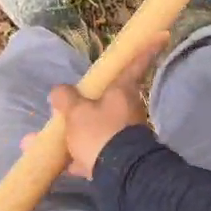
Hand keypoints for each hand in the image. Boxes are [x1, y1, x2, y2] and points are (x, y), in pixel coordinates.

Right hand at [29, 31, 167, 178]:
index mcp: (123, 90)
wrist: (120, 175)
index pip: (137, 63)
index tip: (164, 35)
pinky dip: (77, 156)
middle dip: (86, 104)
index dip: (148, 48)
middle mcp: (128, 108)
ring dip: (75, 132)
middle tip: (67, 107)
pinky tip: (57, 164)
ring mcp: (125, 132)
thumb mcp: (77, 113)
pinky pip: (94, 150)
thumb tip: (59, 91)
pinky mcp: (118, 156)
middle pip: (108, 99)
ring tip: (46, 139)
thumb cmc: (101, 133)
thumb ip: (66, 100)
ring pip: (97, 127)